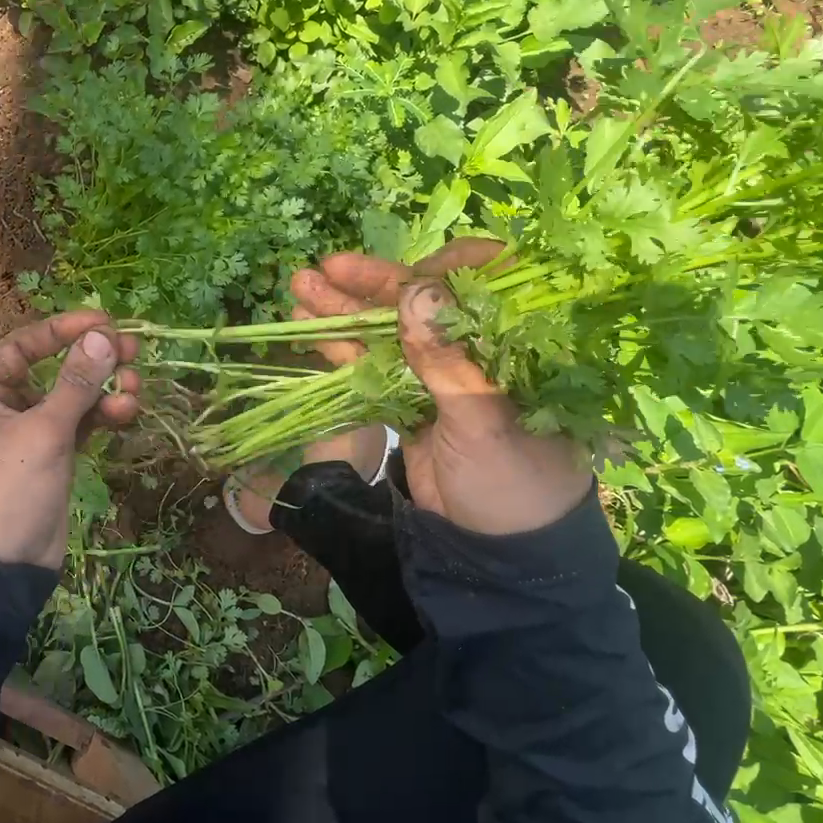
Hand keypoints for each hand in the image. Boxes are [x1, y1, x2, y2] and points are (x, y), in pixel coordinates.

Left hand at [0, 311, 141, 568]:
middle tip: (133, 350)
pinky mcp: (50, 454)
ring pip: (70, 397)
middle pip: (51, 368)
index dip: (63, 329)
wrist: (4, 567)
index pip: (22, 345)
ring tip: (134, 388)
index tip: (104, 320)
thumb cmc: (10, 490)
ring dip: (103, 390)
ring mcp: (27, 430)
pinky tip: (126, 410)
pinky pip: (78, 423)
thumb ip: (76, 383)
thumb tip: (103, 336)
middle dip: (92, 360)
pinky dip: (100, 416)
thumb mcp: (44, 432)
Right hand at [291, 238, 591, 535]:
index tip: (406, 273)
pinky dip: (340, 345)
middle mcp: (480, 349)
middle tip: (325, 268)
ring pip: (390, 330)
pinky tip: (307, 325)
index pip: (492, 284)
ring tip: (299, 288)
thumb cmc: (514, 486)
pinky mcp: (408, 399)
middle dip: (373, 284)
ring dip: (344, 309)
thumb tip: (414, 292)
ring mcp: (439, 374)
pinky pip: (372, 364)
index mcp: (523, 347)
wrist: (495, 555)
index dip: (446, 270)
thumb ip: (447, 361)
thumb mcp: (484, 423)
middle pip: (425, 302)